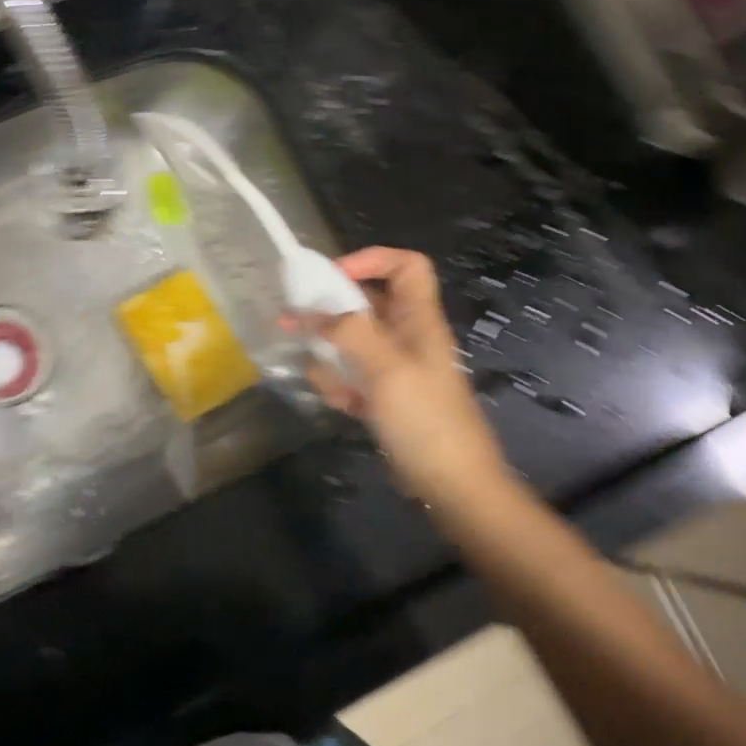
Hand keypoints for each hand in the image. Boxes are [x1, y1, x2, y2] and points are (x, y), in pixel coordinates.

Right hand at [308, 247, 511, 503]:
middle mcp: (407, 338)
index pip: (406, 267)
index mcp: (419, 321)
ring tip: (320, 374)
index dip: (371, 260)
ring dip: (330, 354)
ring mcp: (395, 369)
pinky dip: (340, 386)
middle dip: (329, 310)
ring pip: (352, 343)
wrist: (453, 485)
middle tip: (291, 319)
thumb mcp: (388, 370)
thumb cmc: (426, 421)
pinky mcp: (385, 397)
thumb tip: (317, 311)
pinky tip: (340, 403)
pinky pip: (352, 377)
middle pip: (367, 304)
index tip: (332, 277)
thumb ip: (351, 333)